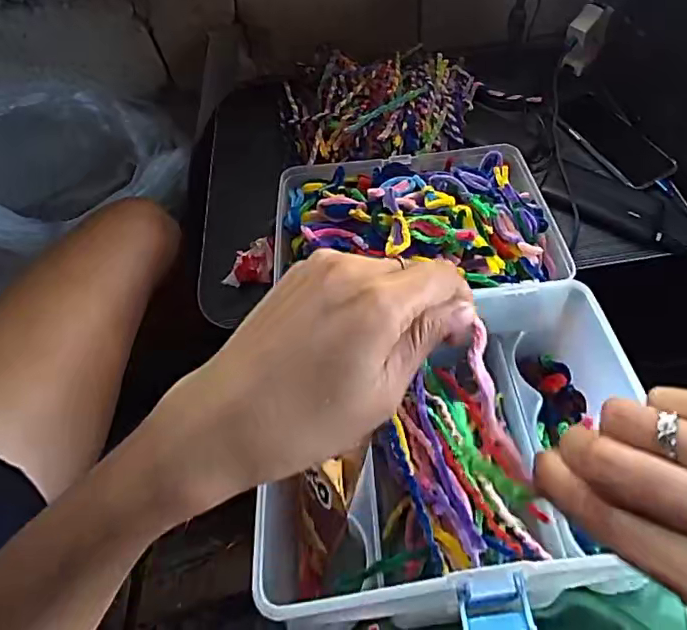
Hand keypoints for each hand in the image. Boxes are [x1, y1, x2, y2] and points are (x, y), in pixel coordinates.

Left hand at [149, 252, 473, 515]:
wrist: (222, 417)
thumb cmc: (307, 422)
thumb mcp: (381, 394)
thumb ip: (425, 340)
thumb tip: (464, 311)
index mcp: (380, 301)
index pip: (443, 274)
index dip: (458, 301)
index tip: (450, 336)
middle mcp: (352, 268)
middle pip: (411, 272)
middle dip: (421, 304)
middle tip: (403, 353)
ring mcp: (320, 264)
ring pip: (380, 271)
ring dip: (388, 300)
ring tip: (361, 348)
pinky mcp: (299, 270)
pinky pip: (348, 273)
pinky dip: (358, 295)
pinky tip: (334, 334)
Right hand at [536, 389, 686, 629]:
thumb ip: (658, 563)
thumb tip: (590, 494)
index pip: (609, 520)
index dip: (560, 487)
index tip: (538, 468)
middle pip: (609, 458)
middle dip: (572, 449)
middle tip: (569, 449)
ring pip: (630, 415)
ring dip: (612, 428)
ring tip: (628, 447)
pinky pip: (668, 398)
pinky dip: (656, 416)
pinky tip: (677, 440)